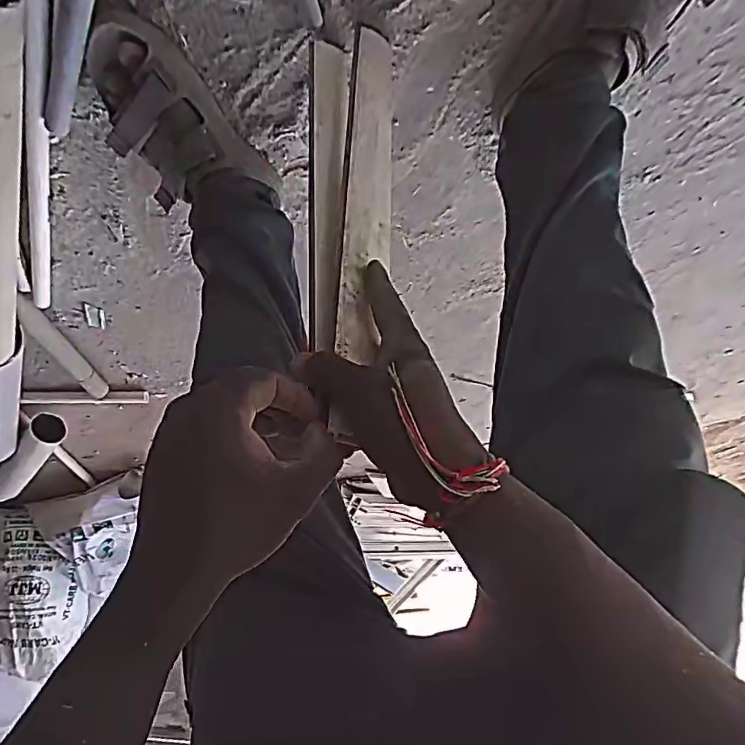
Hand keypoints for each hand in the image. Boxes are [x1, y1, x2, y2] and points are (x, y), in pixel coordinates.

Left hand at [130, 367, 341, 593]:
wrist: (177, 570)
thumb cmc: (230, 531)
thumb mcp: (296, 491)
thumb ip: (323, 454)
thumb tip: (325, 437)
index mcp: (218, 411)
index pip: (262, 378)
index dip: (296, 395)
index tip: (313, 417)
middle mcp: (187, 413)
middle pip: (239, 389)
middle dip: (278, 406)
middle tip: (301, 430)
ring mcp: (170, 434)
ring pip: (219, 409)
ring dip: (254, 421)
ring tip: (280, 450)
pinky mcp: (163, 456)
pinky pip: (201, 429)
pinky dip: (230, 436)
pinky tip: (249, 469)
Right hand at [301, 261, 489, 511]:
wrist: (438, 476)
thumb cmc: (405, 425)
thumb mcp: (357, 390)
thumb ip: (328, 371)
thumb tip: (306, 359)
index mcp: (405, 350)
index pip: (388, 308)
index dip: (377, 288)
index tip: (372, 269)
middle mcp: (409, 370)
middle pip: (378, 344)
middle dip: (354, 337)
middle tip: (333, 327)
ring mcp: (407, 399)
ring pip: (371, 380)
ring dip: (347, 381)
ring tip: (319, 382)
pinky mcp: (403, 426)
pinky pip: (370, 409)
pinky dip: (351, 411)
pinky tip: (332, 420)